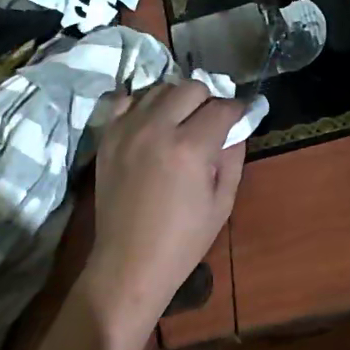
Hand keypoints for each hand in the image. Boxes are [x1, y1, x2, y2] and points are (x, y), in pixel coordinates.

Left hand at [81, 81, 246, 334]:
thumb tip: (236, 126)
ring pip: (160, 88)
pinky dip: (143, 103)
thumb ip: (233, 156)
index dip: (238, 110)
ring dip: (177, 99)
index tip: (242, 117)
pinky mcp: (107, 137)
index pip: (222, 107)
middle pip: (191, 87)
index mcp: (191, 148)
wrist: (129, 262)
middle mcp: (157, 128)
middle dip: (208, 100)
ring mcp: (127, 130)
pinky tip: (151, 121)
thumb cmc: (184, 240)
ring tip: (181, 122)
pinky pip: (126, 99)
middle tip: (211, 122)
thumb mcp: (223, 202)